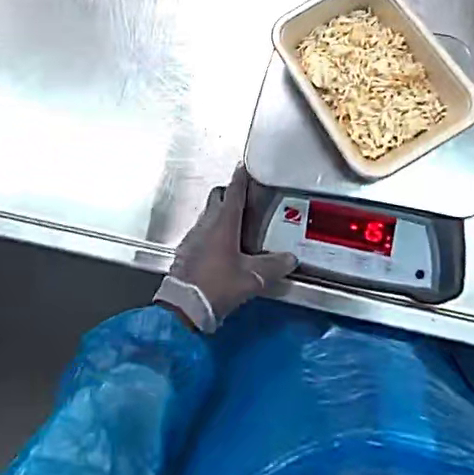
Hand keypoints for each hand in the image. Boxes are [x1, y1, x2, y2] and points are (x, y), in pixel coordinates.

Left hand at [152, 166, 298, 332]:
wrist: (184, 307)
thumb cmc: (217, 285)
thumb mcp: (252, 278)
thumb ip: (273, 266)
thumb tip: (290, 259)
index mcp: (223, 224)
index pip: (233, 193)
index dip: (240, 179)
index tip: (243, 167)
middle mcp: (206, 224)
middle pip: (217, 198)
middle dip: (229, 193)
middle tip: (244, 197)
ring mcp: (193, 236)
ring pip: (207, 215)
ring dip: (220, 214)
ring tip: (235, 223)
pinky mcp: (185, 250)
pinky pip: (200, 232)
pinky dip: (211, 231)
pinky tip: (219, 246)